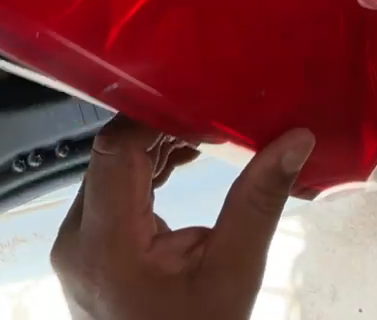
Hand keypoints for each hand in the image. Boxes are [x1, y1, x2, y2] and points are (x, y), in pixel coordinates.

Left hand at [51, 115, 314, 319]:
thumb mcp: (234, 273)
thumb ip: (259, 200)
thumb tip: (298, 137)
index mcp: (105, 242)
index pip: (116, 147)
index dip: (156, 114)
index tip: (203, 102)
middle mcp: (78, 237)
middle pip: (112, 152)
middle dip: (163, 125)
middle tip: (213, 112)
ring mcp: (78, 244)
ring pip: (112, 165)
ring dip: (157, 143)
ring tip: (207, 132)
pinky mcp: (89, 248)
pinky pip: (114, 186)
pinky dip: (148, 166)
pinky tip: (185, 157)